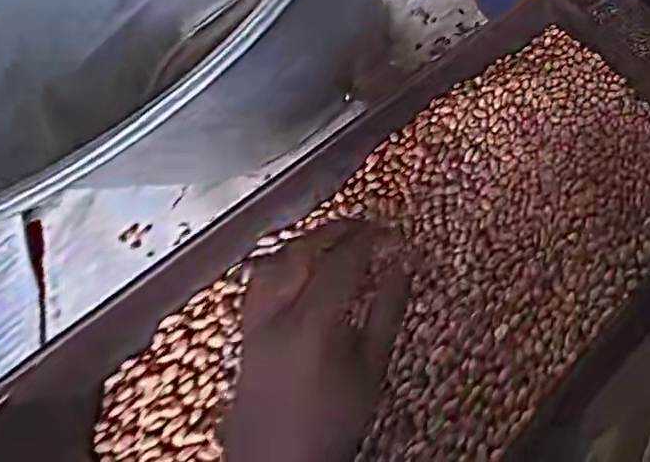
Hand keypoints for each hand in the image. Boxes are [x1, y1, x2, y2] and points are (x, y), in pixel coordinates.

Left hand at [221, 221, 408, 461]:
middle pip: (300, 252)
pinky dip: (285, 264)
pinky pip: (260, 284)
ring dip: (307, 243)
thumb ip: (388, 307)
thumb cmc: (332, 421)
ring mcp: (252, 328)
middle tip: (367, 227)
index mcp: (311, 323)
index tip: (394, 233)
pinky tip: (306, 270)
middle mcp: (274, 318)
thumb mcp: (372, 363)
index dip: (372, 239)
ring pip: (273, 264)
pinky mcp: (244, 339)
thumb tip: (405, 263)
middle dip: (336, 230)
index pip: (342, 260)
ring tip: (337, 240)